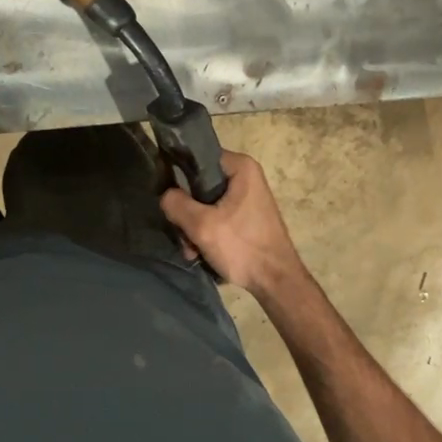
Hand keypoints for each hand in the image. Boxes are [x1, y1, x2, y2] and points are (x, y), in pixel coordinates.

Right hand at [159, 151, 304, 297]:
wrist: (276, 282)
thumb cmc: (243, 247)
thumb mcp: (202, 225)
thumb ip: (176, 204)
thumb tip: (165, 195)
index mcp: (241, 167)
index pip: (198, 158)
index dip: (178, 175)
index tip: (169, 197)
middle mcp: (246, 176)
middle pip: (200, 185)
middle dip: (187, 212)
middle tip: (184, 235)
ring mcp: (247, 197)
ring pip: (206, 204)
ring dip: (195, 228)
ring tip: (192, 250)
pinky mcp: (246, 216)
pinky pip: (217, 216)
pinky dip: (207, 233)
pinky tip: (201, 253)